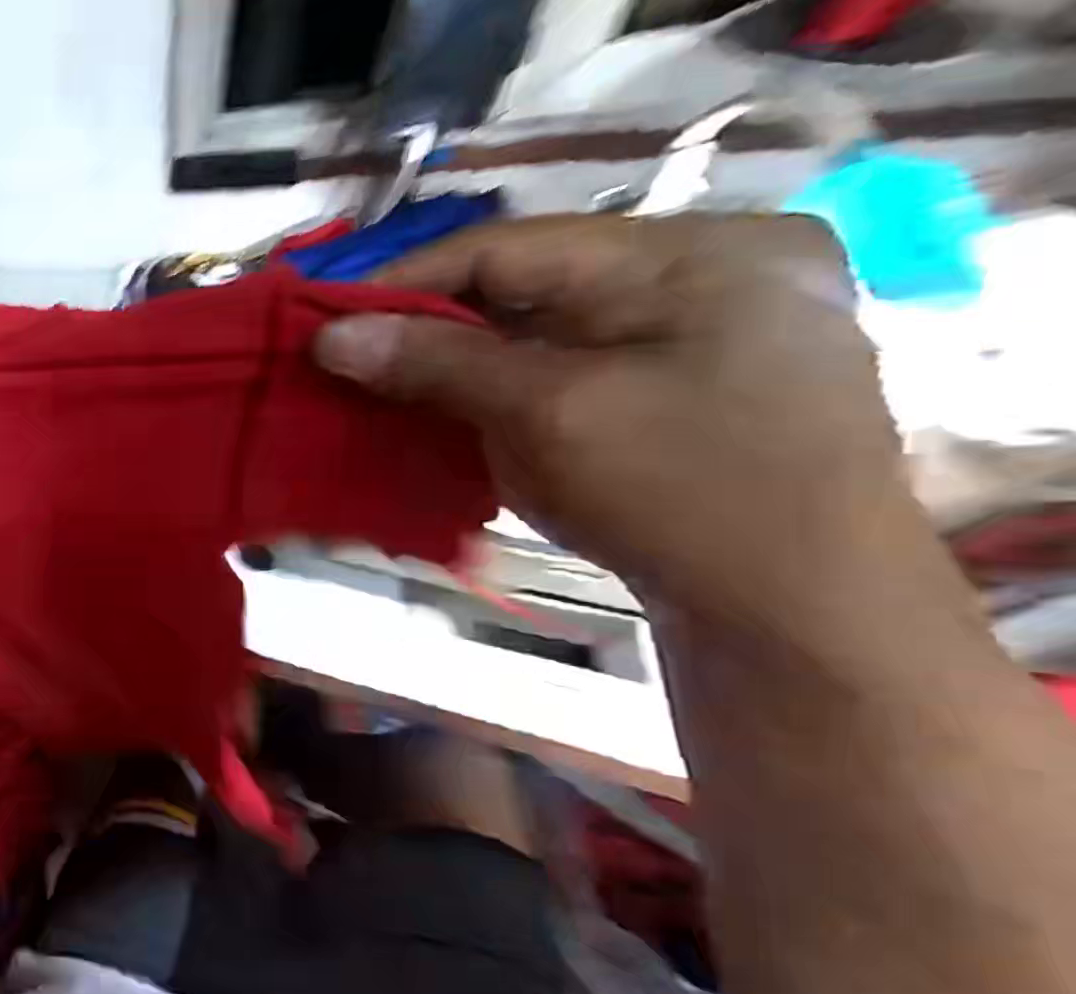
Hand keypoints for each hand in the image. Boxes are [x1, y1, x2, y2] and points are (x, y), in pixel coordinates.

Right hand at [314, 213, 912, 621]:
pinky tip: (448, 412)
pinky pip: (559, 375)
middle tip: (350, 358)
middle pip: (524, 287)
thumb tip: (332, 336)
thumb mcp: (549, 416)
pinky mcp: (672, 394)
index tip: (329, 318)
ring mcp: (691, 338)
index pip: (512, 245)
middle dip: (430, 327)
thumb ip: (437, 363)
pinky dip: (495, 394)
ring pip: (537, 335)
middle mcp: (696, 277)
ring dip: (457, 364)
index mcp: (689, 252)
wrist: (794, 617)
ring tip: (384, 386)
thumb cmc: (681, 495)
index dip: (409, 280)